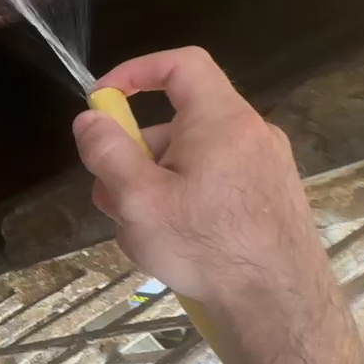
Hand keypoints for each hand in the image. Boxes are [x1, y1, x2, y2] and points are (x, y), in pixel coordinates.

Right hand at [73, 47, 333, 333]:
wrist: (274, 297)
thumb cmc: (202, 243)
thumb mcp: (137, 198)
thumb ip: (107, 153)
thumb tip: (89, 118)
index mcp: (219, 122)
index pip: (181, 65)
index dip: (135, 71)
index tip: (99, 100)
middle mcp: (247, 133)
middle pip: (171, 125)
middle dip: (130, 156)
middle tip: (111, 198)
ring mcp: (259, 164)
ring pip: (183, 160)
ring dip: (147, 187)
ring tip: (139, 231)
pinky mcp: (262, 193)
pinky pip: (204, 182)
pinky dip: (174, 201)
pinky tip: (169, 239)